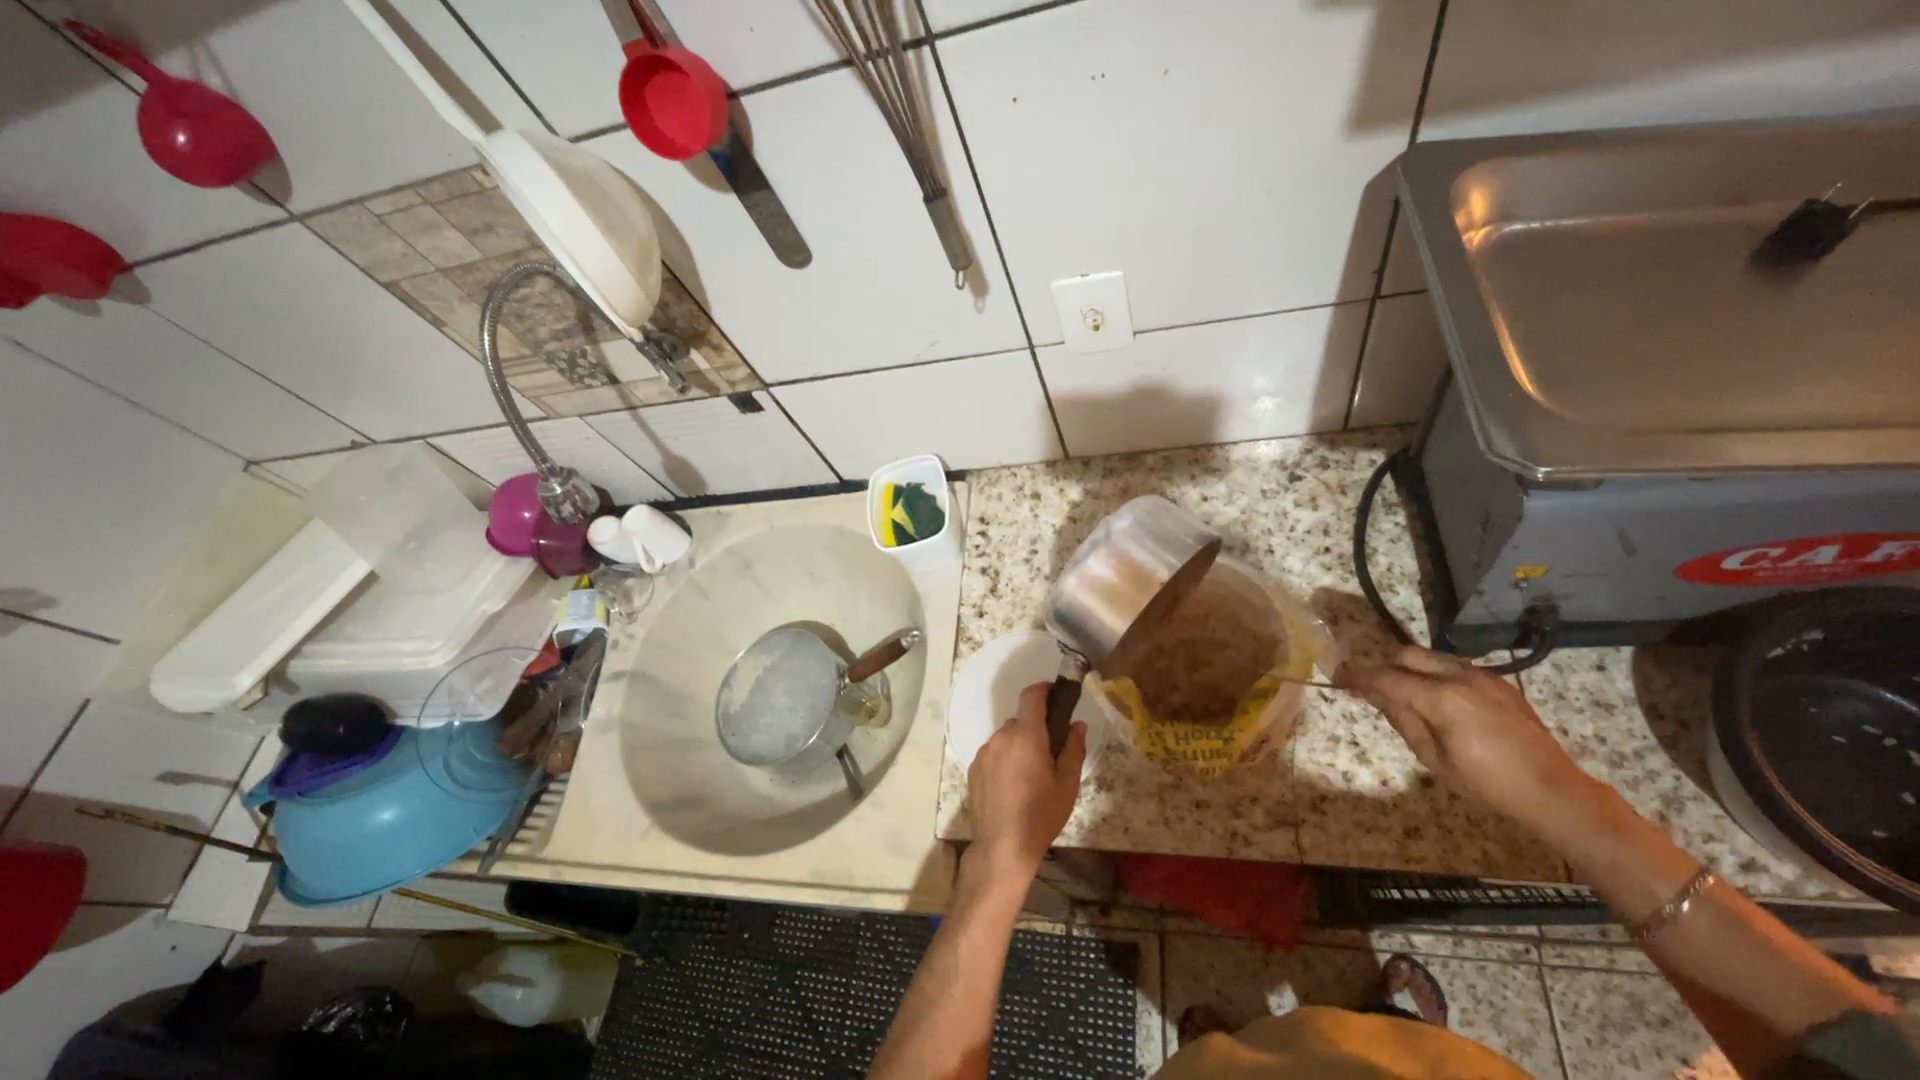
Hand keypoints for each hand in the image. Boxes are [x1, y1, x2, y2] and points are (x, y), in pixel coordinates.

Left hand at [967, 682, 1086, 879]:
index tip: (1056, 693)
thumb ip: (1073, 749)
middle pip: (1020, 720)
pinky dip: (1005, 760)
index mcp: (1025, 736)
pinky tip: (1013, 786)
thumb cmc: (1040, 815)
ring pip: (1006, 738)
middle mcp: (1000, 738)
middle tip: (1051, 753)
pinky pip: (994, 754)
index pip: (1032, 696)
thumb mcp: (1067, 784)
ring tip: (1032, 776)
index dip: (1045, 689)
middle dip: (1036, 729)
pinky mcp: (974, 769)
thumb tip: (1078, 725)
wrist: (1002, 847)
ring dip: (1020, 746)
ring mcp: (984, 754)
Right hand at [1334, 646, 1594, 831]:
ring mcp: (1484, 676)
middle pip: (1408, 655)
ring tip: (1410, 698)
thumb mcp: (1434, 759)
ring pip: (1434, 657)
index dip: (1359, 677)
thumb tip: (1377, 695)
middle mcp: (1461, 677)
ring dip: (1413, 670)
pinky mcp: (1500, 683)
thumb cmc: (1487, 783)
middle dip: (1387, 668)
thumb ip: (1403, 720)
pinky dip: (1439, 675)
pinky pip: (1458, 667)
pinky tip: (1443, 703)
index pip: (1388, 679)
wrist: (1550, 789)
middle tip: (1377, 692)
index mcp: (1442, 699)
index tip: (1339, 677)